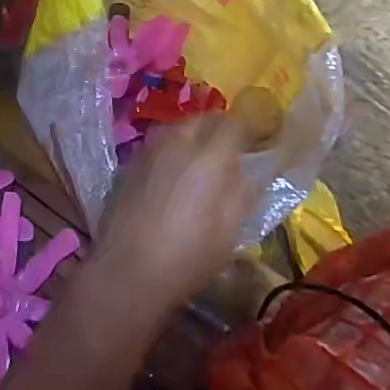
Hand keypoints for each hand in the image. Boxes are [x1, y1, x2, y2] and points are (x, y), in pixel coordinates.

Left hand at [92, 115, 257, 313]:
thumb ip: (244, 190)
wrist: (126, 270)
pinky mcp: (130, 161)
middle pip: (206, 119)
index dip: (254, 128)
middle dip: (224, 129)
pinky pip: (160, 143)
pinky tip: (175, 174)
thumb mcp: (230, 229)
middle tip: (236, 152)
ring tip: (205, 162)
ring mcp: (149, 148)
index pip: (237, 122)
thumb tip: (253, 167)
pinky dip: (174, 149)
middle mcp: (177, 140)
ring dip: (197, 136)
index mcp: (209, 156)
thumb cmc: (187, 256)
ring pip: (180, 127)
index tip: (263, 141)